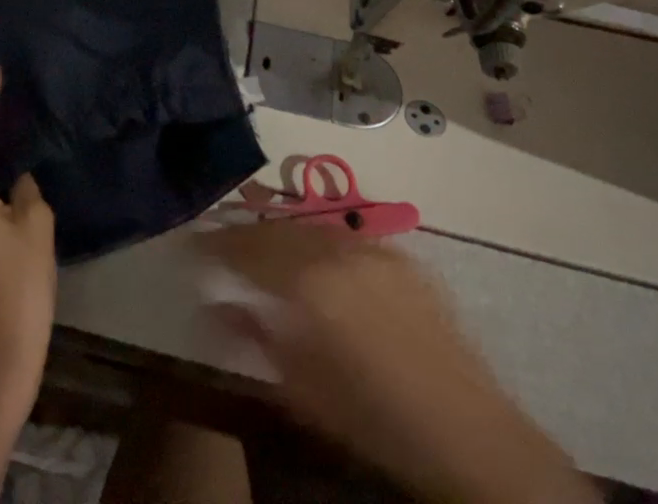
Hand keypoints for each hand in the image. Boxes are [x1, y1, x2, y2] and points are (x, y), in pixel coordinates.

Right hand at [200, 223, 598, 503]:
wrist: (468, 433)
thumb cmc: (370, 419)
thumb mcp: (298, 387)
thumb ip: (252, 336)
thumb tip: (214, 306)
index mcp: (309, 283)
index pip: (245, 247)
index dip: (212, 242)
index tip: (189, 241)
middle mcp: (340, 253)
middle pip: (276, 228)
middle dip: (241, 228)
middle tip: (215, 232)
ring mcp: (376, 251)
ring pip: (311, 225)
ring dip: (278, 226)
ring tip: (256, 231)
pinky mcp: (404, 259)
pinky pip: (345, 236)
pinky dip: (317, 236)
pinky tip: (311, 250)